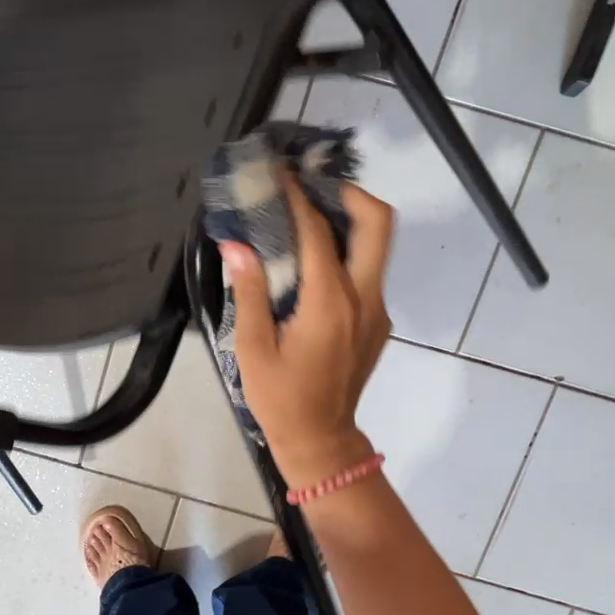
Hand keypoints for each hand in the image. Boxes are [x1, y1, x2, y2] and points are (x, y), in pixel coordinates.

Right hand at [222, 172, 394, 489]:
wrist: (320, 439)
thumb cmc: (280, 398)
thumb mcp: (252, 348)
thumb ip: (249, 292)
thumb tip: (236, 245)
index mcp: (330, 303)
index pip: (318, 232)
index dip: (298, 197)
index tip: (280, 175)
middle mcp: (364, 298)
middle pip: (377, 223)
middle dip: (349, 194)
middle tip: (313, 189)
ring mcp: (376, 310)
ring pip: (377, 246)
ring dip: (349, 222)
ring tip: (308, 218)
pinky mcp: (377, 321)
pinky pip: (368, 272)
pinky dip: (346, 254)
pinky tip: (312, 265)